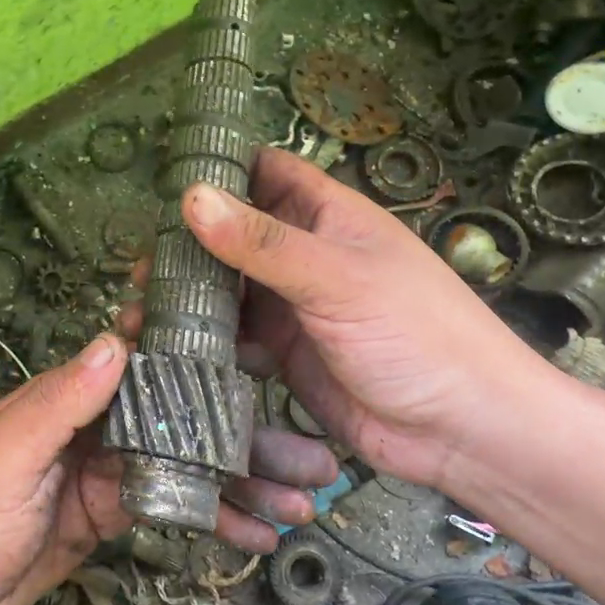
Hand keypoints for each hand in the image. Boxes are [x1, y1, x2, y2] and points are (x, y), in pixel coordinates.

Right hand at [173, 147, 552, 490]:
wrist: (466, 434)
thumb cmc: (417, 335)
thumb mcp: (337, 279)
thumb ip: (262, 242)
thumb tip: (189, 197)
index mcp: (326, 216)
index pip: (264, 172)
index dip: (218, 169)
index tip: (163, 182)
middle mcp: (302, 254)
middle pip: (231, 234)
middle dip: (185, 246)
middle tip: (139, 269)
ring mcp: (291, 305)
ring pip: (225, 287)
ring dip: (186, 298)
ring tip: (139, 314)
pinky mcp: (282, 352)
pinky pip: (231, 335)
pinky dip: (201, 339)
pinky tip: (168, 350)